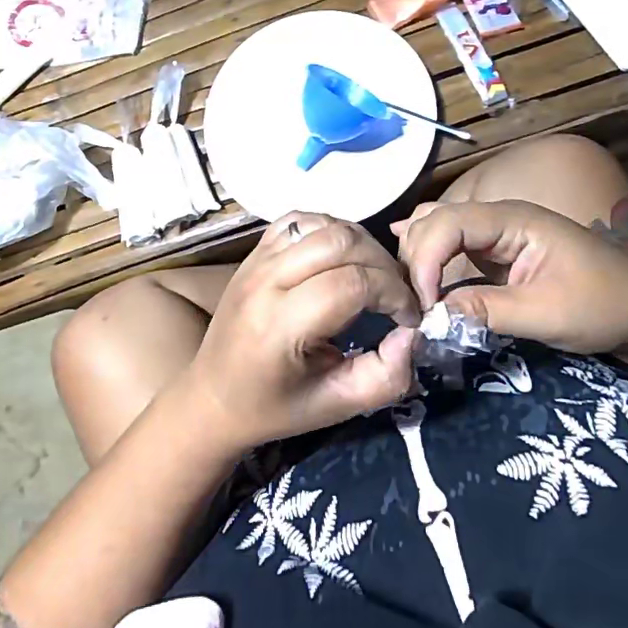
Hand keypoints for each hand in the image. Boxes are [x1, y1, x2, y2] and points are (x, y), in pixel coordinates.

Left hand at [177, 213, 420, 451]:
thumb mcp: (336, 406)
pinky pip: (299, 220)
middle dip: (383, 265)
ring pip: (322, 224)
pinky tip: (342, 257)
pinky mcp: (254, 252)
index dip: (393, 294)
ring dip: (360, 243)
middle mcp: (264, 281)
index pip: (351, 283)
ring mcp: (255, 260)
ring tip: (374, 276)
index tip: (408, 318)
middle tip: (397, 295)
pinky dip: (330, 229)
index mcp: (280, 325)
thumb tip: (413, 333)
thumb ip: (384, 377)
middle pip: (340, 243)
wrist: (214, 394)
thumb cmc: (275, 407)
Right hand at [393, 199, 627, 356]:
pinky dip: (426, 254)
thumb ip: (486, 310)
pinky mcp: (492, 249)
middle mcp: (497, 216)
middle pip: (433, 221)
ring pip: (435, 227)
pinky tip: (410, 267)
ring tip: (414, 293)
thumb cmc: (603, 307)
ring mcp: (493, 231)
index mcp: (512, 219)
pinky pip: (447, 242)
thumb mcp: (546, 314)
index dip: (426, 259)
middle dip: (416, 258)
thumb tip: (432, 316)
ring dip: (417, 256)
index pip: (448, 223)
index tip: (425, 304)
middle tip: (416, 305)